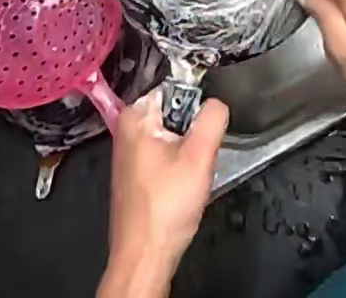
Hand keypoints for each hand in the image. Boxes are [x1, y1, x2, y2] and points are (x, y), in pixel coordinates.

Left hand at [99, 89, 228, 297]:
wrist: (144, 259)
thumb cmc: (168, 206)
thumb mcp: (200, 156)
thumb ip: (212, 118)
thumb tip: (218, 101)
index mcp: (135, 115)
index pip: (176, 87)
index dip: (197, 103)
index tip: (207, 126)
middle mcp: (127, 128)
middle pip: (175, 111)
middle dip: (194, 130)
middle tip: (200, 154)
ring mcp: (130, 152)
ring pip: (173, 135)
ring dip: (189, 150)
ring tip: (192, 172)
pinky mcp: (136, 173)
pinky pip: (165, 154)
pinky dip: (178, 165)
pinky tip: (182, 186)